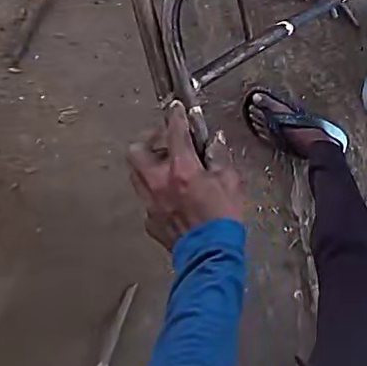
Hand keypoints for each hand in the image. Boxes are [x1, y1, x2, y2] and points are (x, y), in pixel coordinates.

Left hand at [126, 101, 243, 249]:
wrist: (210, 258)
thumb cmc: (222, 221)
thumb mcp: (230, 182)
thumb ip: (219, 157)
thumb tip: (215, 142)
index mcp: (181, 169)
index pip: (174, 131)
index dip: (176, 115)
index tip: (176, 108)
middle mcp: (159, 182)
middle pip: (137, 149)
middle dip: (149, 139)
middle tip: (164, 139)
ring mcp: (151, 202)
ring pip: (136, 173)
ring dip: (149, 164)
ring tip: (166, 165)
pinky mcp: (150, 220)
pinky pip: (145, 197)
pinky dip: (155, 190)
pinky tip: (170, 194)